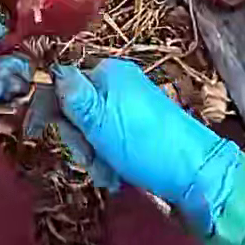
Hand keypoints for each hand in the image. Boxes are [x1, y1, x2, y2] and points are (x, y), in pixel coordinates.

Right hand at [53, 58, 244, 230]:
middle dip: (79, 139)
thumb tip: (50, 70)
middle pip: (76, 110)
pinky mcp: (138, 128)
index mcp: (108, 72)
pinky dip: (109, 159)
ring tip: (109, 170)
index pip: (64, 84)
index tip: (58, 135)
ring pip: (91, 131)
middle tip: (92, 156)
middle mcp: (118, 84)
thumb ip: (72, 95)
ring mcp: (129, 107)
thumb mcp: (99, 120)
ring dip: (93, 155)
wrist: (193, 172)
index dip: (57, 112)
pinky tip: (118, 174)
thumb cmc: (143, 143)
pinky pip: (109, 141)